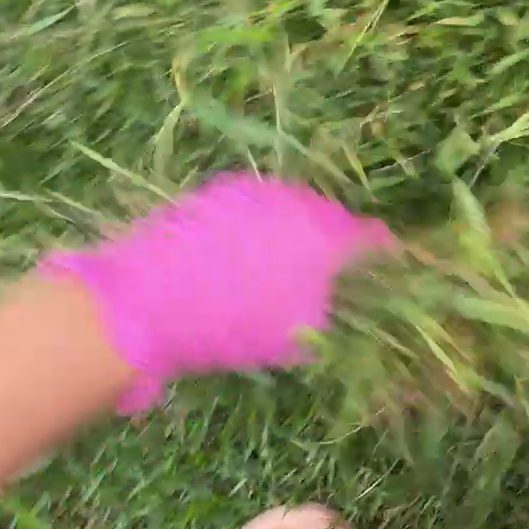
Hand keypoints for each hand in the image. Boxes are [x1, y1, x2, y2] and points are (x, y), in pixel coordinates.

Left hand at [41, 174, 391, 412]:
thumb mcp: (296, 335)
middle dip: (337, 240)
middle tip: (331, 270)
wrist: (140, 304)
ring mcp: (256, 192)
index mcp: (327, 235)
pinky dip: (262, 225)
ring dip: (297, 230)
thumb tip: (336, 299)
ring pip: (293, 208)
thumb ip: (329, 310)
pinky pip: (257, 206)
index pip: (373, 236)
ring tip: (282, 261)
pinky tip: (243, 252)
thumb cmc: (232, 325)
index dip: (384, 252)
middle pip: (333, 218)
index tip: (388, 263)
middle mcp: (299, 202)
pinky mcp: (218, 192)